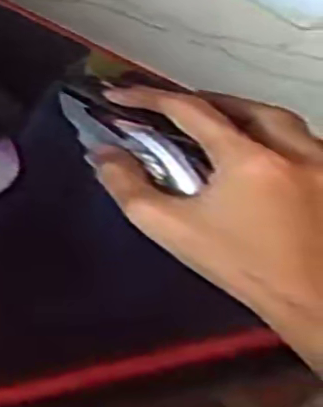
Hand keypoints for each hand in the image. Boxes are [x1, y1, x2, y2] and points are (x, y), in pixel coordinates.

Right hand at [92, 86, 322, 372]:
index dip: (146, 96)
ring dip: (249, 120)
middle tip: (173, 106)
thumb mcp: (161, 222)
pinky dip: (279, 143)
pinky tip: (259, 159)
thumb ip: (122, 180)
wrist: (320, 311)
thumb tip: (105, 151)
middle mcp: (302, 159)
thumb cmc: (240, 264)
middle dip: (208, 102)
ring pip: (294, 130)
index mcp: (252, 161)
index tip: (116, 96)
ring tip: (217, 127)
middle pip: (254, 110)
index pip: (190, 110)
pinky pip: (312, 153)